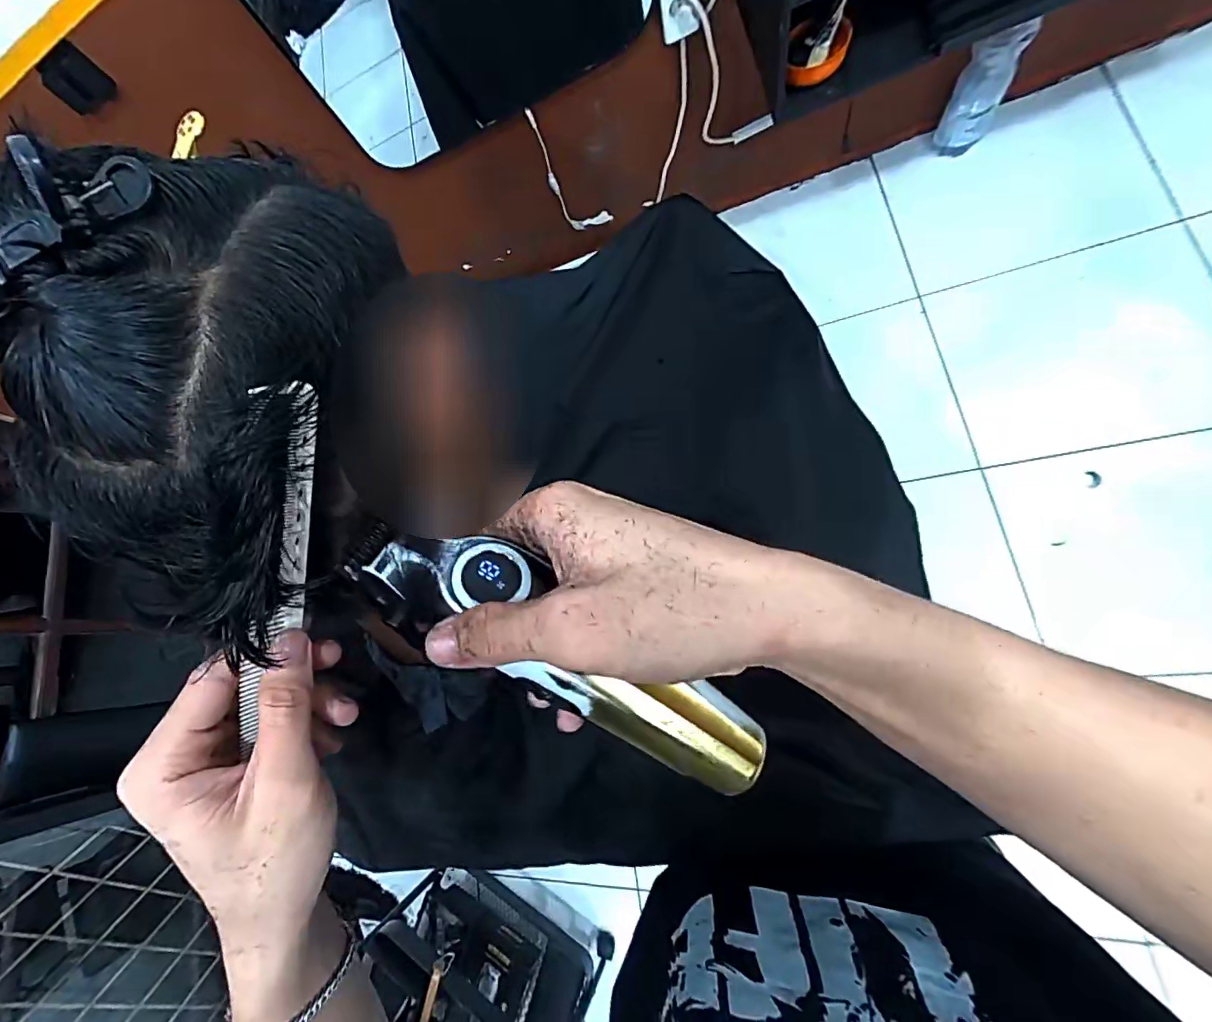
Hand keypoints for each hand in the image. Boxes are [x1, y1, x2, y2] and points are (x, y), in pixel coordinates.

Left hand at [117, 632, 357, 958]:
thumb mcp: (285, 782)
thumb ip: (286, 705)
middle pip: (235, 688)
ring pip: (255, 701)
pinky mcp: (225, 765)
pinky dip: (299, 723)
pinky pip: (262, 723)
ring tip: (341, 713)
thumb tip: (289, 639)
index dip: (261, 653)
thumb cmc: (275, 871)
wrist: (285, 924)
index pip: (209, 681)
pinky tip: (328, 734)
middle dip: (291, 682)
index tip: (306, 635)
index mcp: (160, 766)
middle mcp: (170, 758)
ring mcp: (199, 761)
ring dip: (304, 702)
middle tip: (333, 666)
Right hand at [423, 481, 846, 682]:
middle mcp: (570, 515)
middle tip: (531, 684)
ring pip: (548, 599)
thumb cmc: (664, 611)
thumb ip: (493, 636)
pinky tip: (590, 690)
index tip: (481, 653)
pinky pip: (582, 602)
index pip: (479, 554)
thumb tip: (433, 642)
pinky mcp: (628, 566)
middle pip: (514, 581)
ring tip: (564, 701)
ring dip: (549, 651)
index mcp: (547, 510)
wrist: (778, 613)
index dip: (473, 605)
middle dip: (517, 638)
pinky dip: (579, 641)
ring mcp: (603, 541)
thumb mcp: (566, 632)